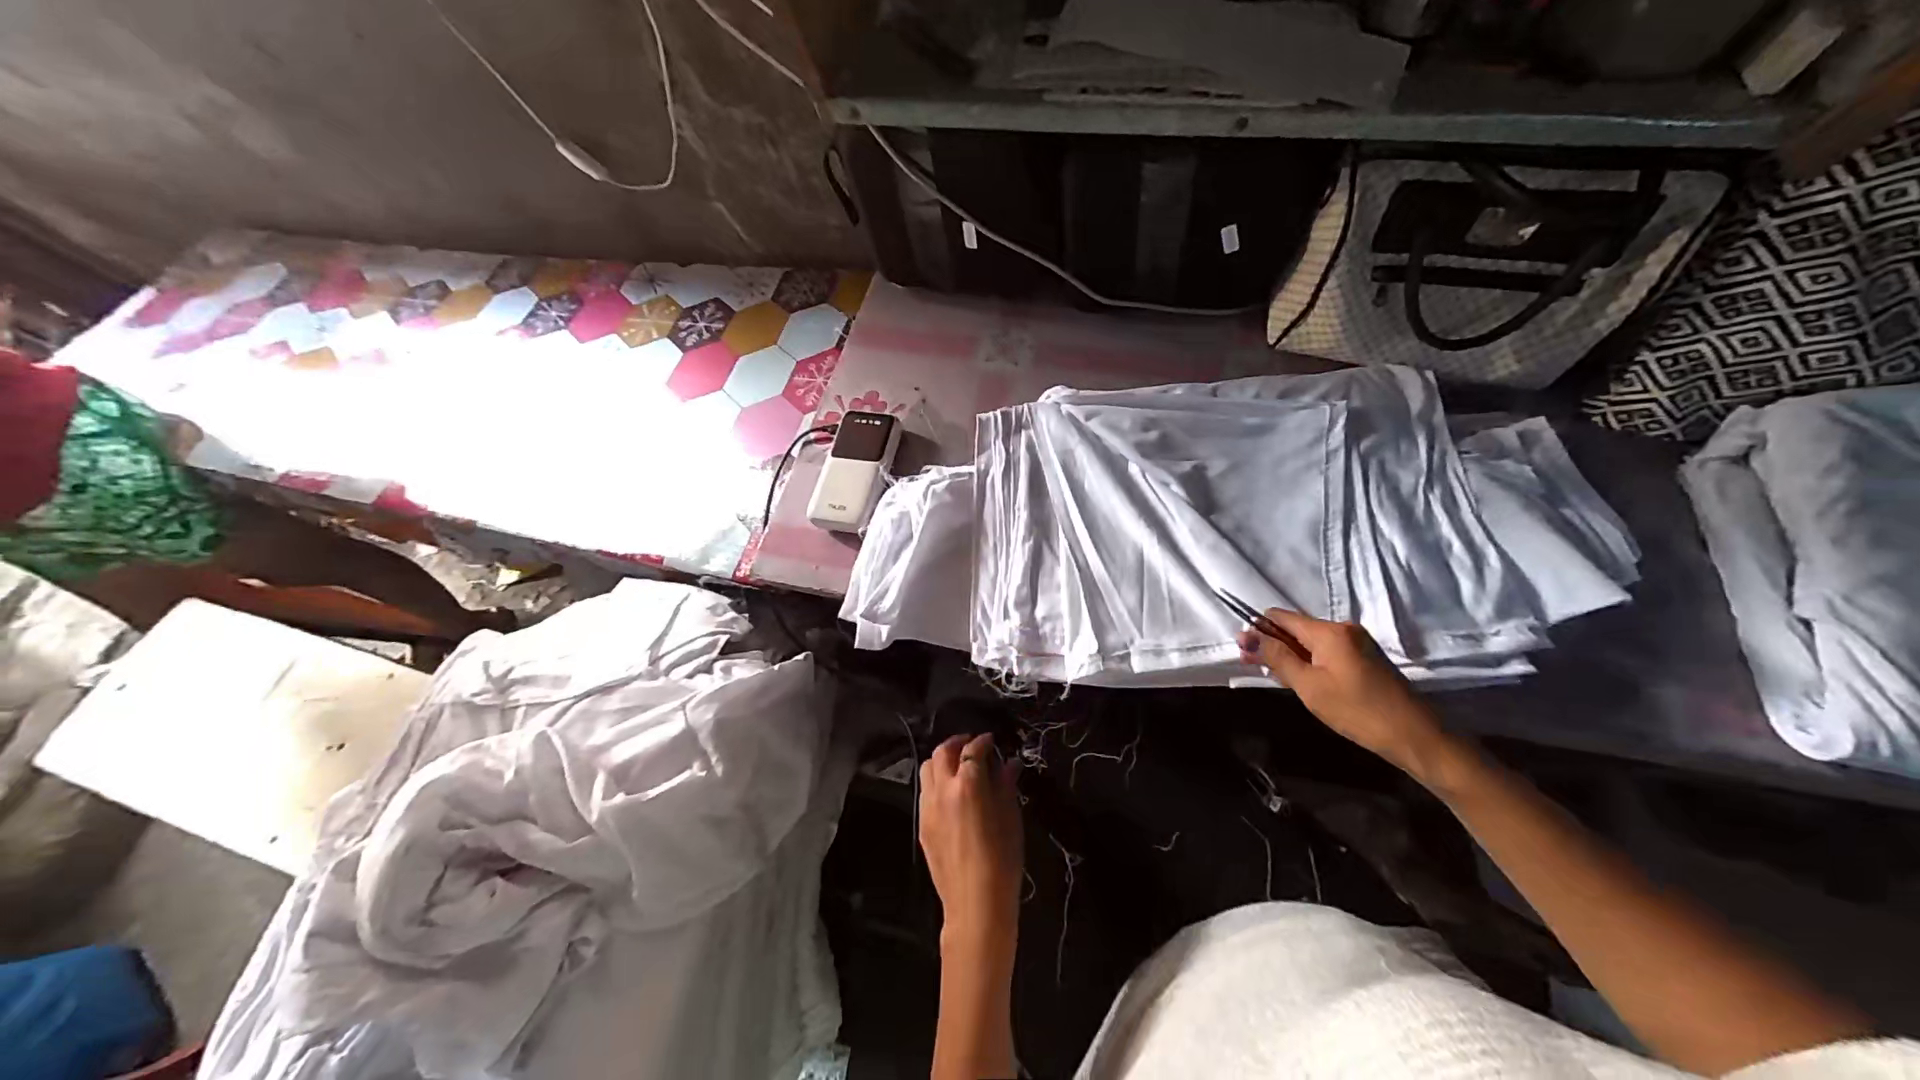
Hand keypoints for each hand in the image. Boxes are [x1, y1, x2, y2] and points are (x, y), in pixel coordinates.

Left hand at [919, 733, 1022, 949]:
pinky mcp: (922, 824)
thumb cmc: (1002, 860)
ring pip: (928, 768)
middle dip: (957, 743)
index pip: (972, 750)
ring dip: (942, 760)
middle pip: (942, 752)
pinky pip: (925, 791)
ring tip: (959, 765)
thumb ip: (1006, 785)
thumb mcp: (1011, 819)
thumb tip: (1009, 763)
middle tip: (972, 745)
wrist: (975, 903)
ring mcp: (928, 807)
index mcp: (968, 785)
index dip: (983, 741)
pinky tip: (951, 792)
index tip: (991, 740)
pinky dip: (936, 781)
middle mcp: (942, 790)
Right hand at [1237, 609, 1453, 777]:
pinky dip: (1309, 662)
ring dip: (1290, 655)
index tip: (1243, 652)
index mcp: (1328, 631)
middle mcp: (1343, 629)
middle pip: (1295, 628)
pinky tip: (1302, 681)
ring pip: (1310, 642)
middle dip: (1272, 644)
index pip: (1280, 617)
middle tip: (1252, 667)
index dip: (1258, 630)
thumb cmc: (1356, 710)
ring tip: (1276, 678)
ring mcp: (1357, 643)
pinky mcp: (1365, 658)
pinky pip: (1327, 652)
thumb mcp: (1308, 685)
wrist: (1414, 735)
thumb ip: (1276, 657)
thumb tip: (1246, 635)